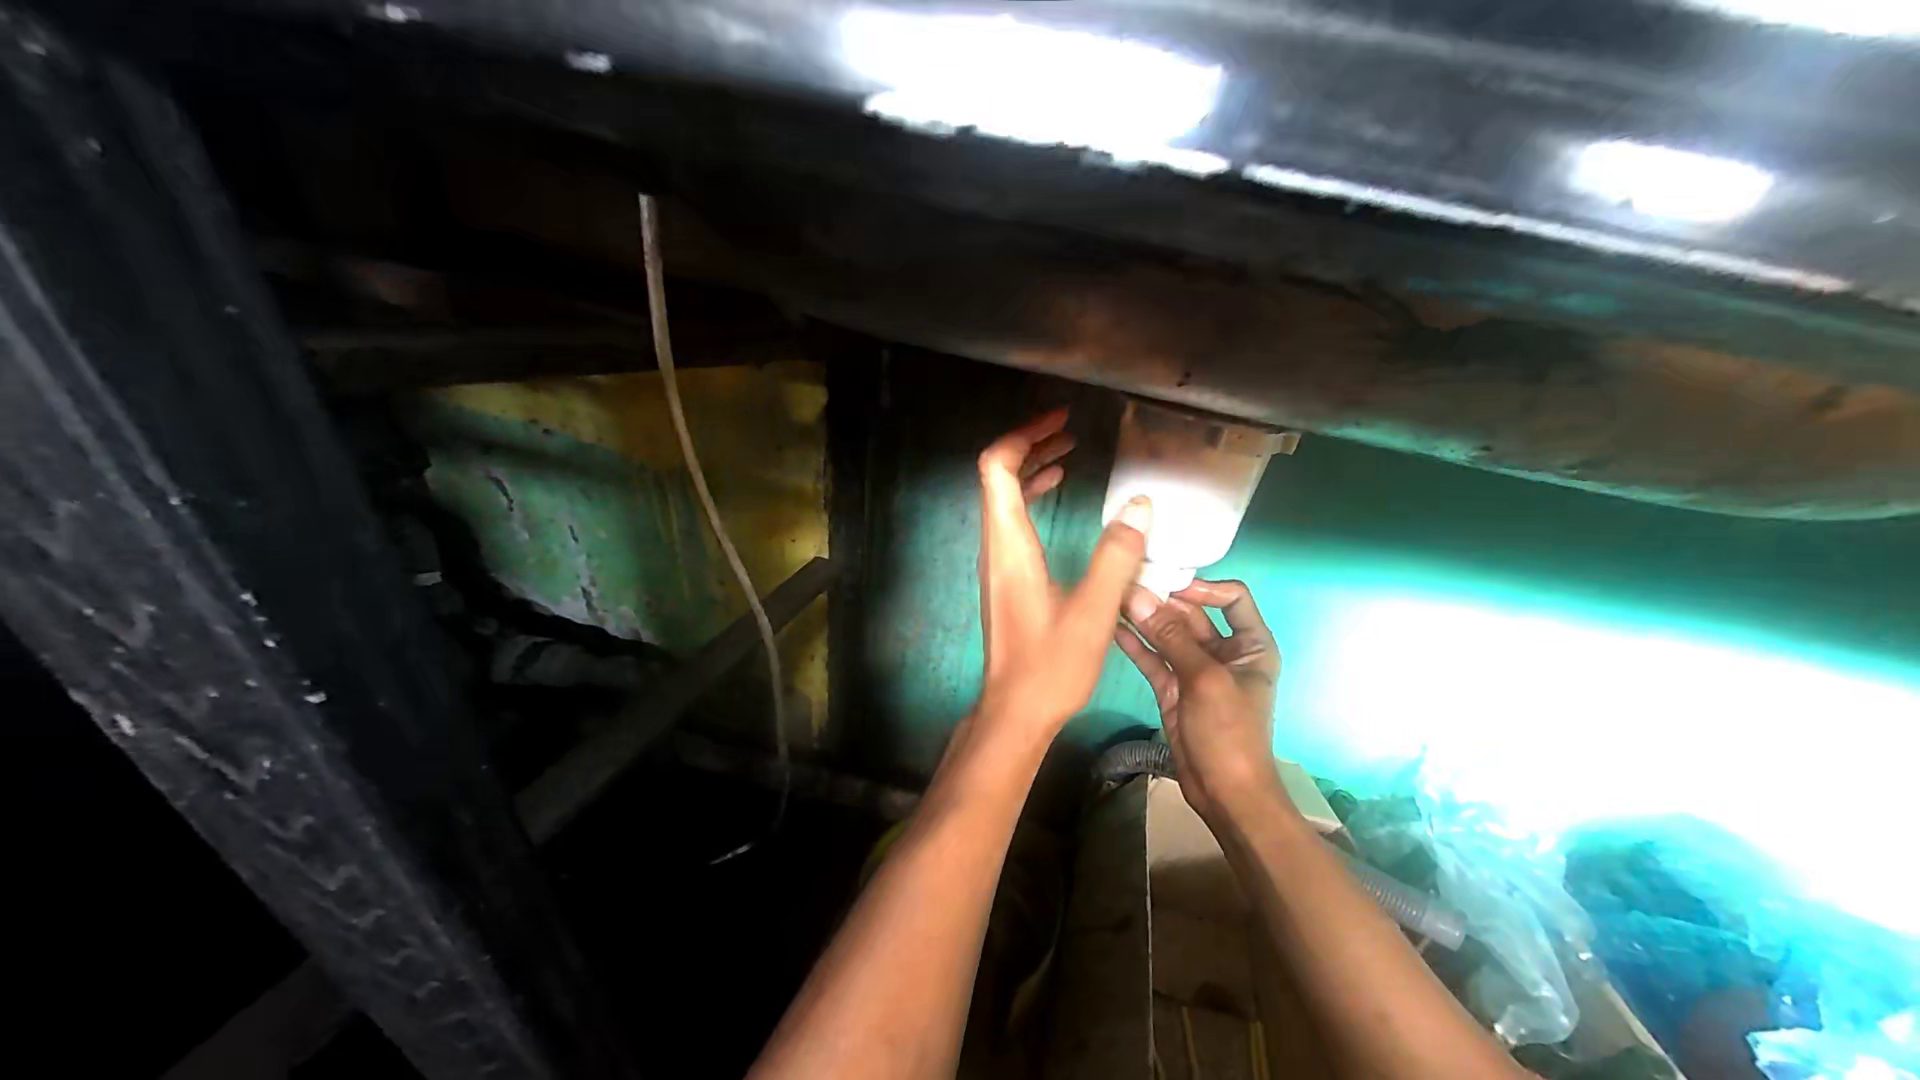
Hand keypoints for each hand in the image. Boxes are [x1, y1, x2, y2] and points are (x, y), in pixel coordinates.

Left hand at [972, 408, 1151, 744]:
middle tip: (1070, 428)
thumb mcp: (1093, 612)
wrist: (1015, 710)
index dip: (1023, 434)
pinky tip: (1059, 496)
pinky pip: (1012, 520)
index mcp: (1009, 545)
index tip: (1061, 420)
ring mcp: (996, 562)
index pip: (995, 468)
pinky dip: (1032, 496)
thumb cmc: (1050, 665)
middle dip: (1030, 443)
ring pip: (1003, 498)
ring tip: (1068, 450)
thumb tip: (1140, 505)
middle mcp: (994, 546)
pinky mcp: (1005, 576)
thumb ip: (1117, 557)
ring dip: (1031, 468)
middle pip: (996, 475)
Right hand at [1114, 580, 1282, 822]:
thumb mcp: (1205, 679)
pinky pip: (1152, 657)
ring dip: (1144, 618)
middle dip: (1162, 599)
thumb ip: (1170, 637)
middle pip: (1192, 614)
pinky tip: (1111, 627)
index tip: (1169, 583)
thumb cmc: (1230, 731)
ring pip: (1167, 634)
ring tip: (1112, 597)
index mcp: (1251, 644)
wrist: (1225, 792)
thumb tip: (1136, 596)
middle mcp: (1224, 651)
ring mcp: (1195, 670)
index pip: (1232, 598)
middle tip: (1126, 582)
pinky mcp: (1171, 687)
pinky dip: (1135, 643)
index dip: (1203, 587)